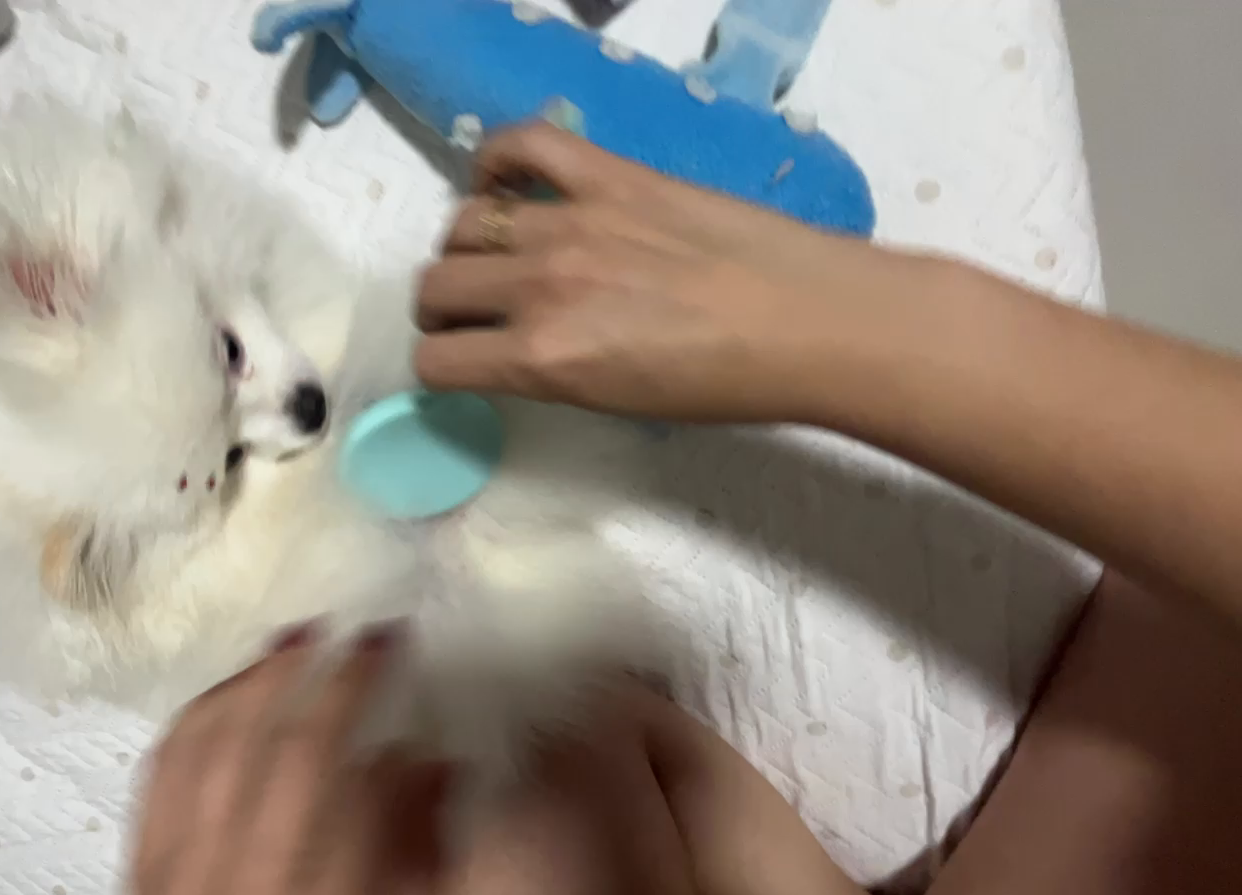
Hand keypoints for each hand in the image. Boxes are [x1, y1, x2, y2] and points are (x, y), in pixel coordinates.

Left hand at [131, 625, 452, 894]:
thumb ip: (426, 852)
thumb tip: (428, 753)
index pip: (352, 792)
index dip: (369, 707)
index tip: (391, 654)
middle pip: (284, 756)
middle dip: (327, 678)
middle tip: (357, 634)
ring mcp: (178, 877)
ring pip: (218, 743)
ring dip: (262, 675)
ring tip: (299, 636)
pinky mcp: (140, 860)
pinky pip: (167, 758)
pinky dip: (207, 705)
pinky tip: (243, 678)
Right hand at [412, 122, 962, 424]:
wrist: (806, 322)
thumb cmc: (713, 384)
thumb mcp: (605, 401)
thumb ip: (536, 372)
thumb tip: (496, 352)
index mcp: (540, 356)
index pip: (435, 361)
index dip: (436, 370)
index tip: (456, 368)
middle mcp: (539, 284)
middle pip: (435, 287)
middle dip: (438, 313)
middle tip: (468, 321)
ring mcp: (571, 219)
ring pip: (462, 224)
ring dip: (460, 251)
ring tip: (491, 262)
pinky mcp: (607, 174)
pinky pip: (522, 146)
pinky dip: (496, 164)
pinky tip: (505, 189)